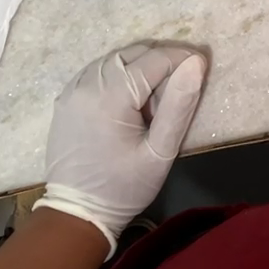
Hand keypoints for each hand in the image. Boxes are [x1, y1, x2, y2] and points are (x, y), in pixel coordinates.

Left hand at [33, 43, 207, 253]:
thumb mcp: (160, 152)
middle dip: (162, 64)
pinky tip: (127, 101)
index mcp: (112, 94)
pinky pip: (99, 70)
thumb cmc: (123, 187)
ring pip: (117, 59)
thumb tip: (196, 63)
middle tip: (174, 93)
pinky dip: (119, 75)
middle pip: (136, 53)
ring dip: (140, 68)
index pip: (156, 58)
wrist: (76, 215)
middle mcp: (89, 82)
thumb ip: (180, 105)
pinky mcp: (66, 97)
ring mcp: (73, 88)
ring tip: (152, 101)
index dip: (183, 59)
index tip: (201, 68)